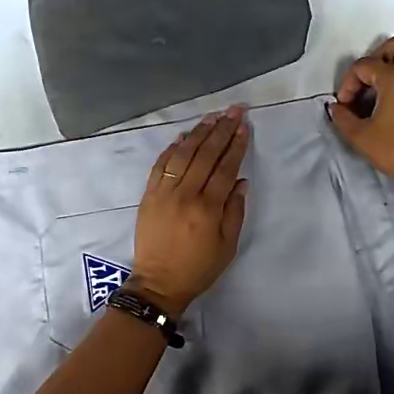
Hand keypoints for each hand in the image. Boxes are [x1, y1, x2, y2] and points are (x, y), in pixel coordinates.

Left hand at [130, 106, 249, 317]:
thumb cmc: (198, 267)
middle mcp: (185, 194)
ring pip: (183, 154)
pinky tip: (183, 136)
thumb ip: (235, 210)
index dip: (236, 145)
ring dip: (198, 133)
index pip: (225, 168)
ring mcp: (164, 192)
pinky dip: (172, 148)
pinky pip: (161, 164)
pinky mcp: (149, 194)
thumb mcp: (228, 245)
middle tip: (233, 111)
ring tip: (212, 117)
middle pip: (205, 154)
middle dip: (221, 130)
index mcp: (207, 208)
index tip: (244, 126)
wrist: (158, 283)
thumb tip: (240, 180)